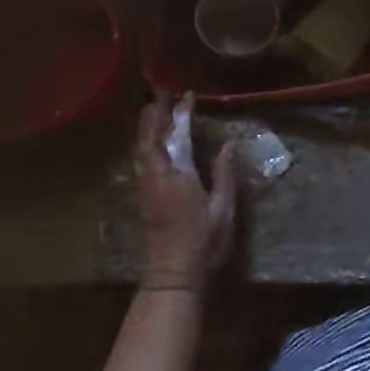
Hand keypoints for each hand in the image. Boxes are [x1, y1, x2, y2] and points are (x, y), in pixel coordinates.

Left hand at [133, 92, 236, 290]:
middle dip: (154, 113)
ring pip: (141, 149)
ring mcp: (145, 188)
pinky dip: (144, 144)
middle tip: (161, 94)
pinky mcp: (142, 198)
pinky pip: (140, 161)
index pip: (175, 134)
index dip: (180, 112)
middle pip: (149, 137)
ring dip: (147, 127)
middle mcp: (155, 176)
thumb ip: (225, 174)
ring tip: (154, 111)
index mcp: (176, 175)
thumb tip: (229, 143)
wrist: (172, 276)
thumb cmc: (202, 243)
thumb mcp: (222, 209)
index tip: (186, 94)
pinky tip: (150, 143)